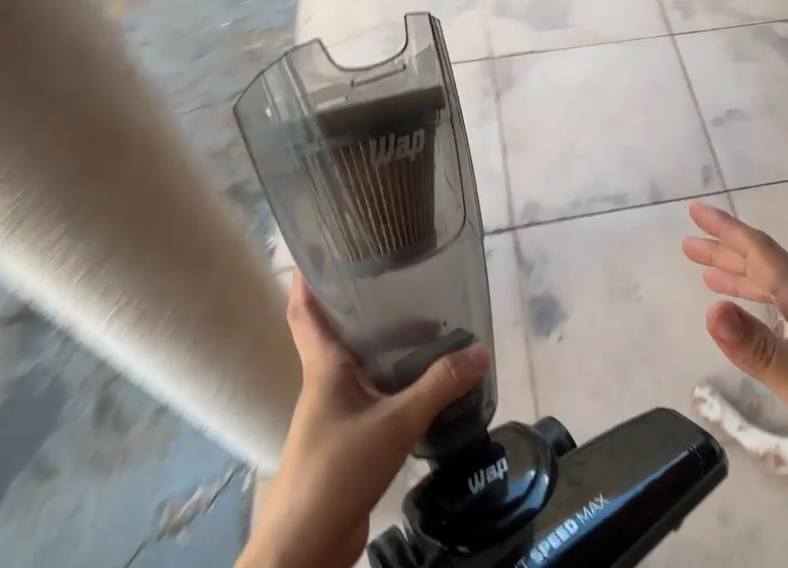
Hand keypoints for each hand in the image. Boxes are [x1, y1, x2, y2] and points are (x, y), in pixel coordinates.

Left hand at [239, 275, 490, 567]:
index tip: (315, 248)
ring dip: (391, 349)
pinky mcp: (348, 441)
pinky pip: (375, 398)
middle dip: (371, 310)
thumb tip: (482, 351)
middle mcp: (326, 384)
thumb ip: (439, 386)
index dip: (307, 280)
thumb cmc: (338, 469)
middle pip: (342, 334)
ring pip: (363, 367)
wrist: (307, 544)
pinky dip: (397, 385)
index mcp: (325, 368)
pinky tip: (426, 389)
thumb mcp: (396, 422)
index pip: (305, 312)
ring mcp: (335, 414)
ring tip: (433, 335)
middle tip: (407, 286)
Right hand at [683, 202, 787, 567]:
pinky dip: (766, 299)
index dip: (727, 232)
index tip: (694, 212)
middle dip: (727, 251)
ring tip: (707, 271)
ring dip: (743, 275)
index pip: (764, 256)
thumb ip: (763, 354)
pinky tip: (758, 310)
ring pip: (782, 285)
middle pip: (770, 265)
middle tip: (687, 241)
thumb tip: (710, 310)